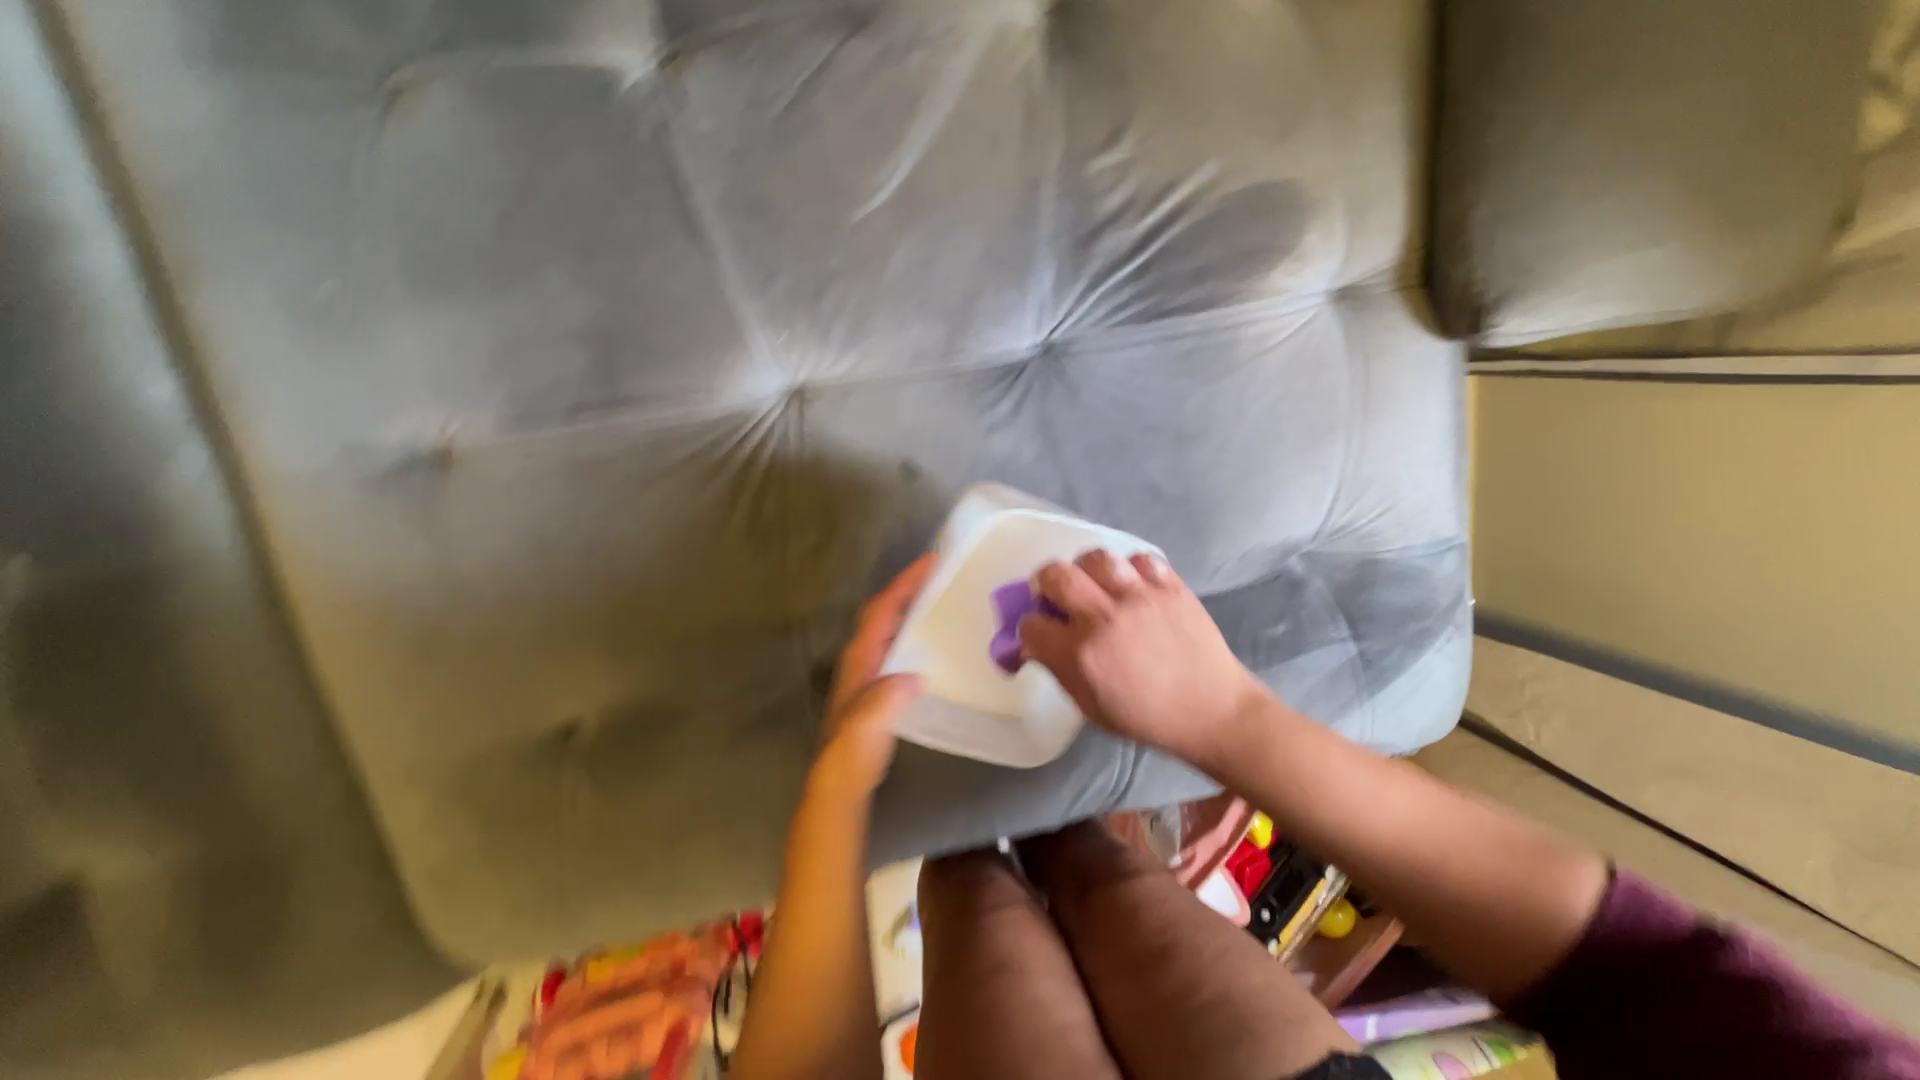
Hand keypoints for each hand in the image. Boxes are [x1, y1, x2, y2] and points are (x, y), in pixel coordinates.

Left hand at [810, 553, 935, 799]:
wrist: (841, 781)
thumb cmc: (852, 752)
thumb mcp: (867, 725)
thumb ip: (886, 699)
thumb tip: (915, 677)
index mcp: (859, 659)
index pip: (881, 610)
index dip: (904, 584)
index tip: (931, 563)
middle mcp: (862, 658)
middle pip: (884, 612)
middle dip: (910, 590)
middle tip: (943, 575)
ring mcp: (869, 673)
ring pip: (891, 629)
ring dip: (913, 610)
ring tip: (945, 600)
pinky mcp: (880, 689)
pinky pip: (899, 648)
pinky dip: (916, 635)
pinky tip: (937, 644)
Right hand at [1018, 550, 1270, 767]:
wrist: (1212, 710)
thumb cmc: (1146, 717)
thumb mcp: (1090, 706)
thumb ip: (1060, 670)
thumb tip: (1037, 645)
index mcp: (1081, 653)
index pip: (1031, 624)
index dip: (1029, 630)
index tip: (1039, 634)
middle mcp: (1104, 617)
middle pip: (1055, 575)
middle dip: (1044, 584)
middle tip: (1054, 596)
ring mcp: (1139, 596)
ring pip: (1096, 558)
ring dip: (1086, 570)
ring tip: (1094, 584)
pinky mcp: (1170, 586)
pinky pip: (1140, 559)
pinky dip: (1131, 569)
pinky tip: (1132, 586)